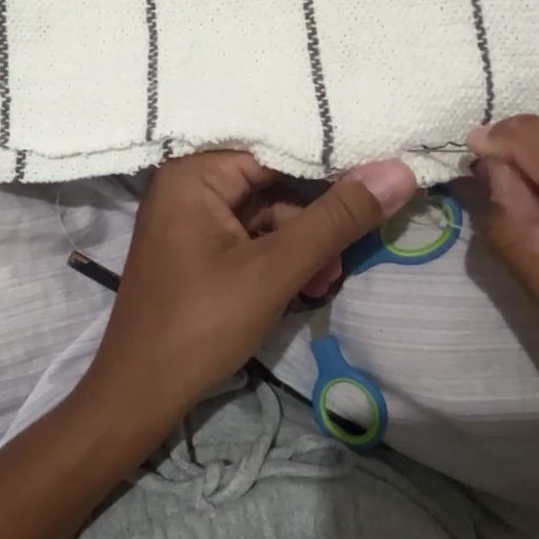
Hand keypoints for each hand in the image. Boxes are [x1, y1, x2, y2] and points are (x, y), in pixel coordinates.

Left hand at [75, 151, 417, 427]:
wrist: (139, 391)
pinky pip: (250, 238)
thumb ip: (336, 219)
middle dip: (318, 215)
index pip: (275, 147)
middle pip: (272, 180)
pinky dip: (280, 259)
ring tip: (328, 279)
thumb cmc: (200, 324)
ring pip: (266, 214)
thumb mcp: (274, 270)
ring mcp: (189, 218)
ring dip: (304, 244)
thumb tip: (399, 171)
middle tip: (357, 242)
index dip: (331, 163)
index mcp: (193, 173)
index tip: (383, 176)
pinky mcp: (196, 249)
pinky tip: (307, 286)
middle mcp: (187, 184)